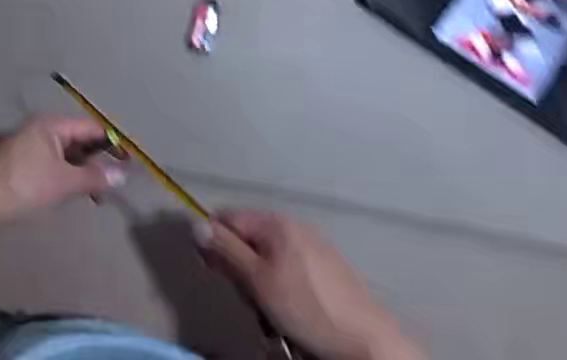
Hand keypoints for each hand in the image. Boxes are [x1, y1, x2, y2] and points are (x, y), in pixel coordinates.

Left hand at [0, 115, 126, 230]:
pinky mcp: (23, 163)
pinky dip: (69, 176)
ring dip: (84, 171)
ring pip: (67, 154)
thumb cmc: (24, 185)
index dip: (113, 142)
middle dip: (99, 159)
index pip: (90, 127)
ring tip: (96, 196)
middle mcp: (41, 129)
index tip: (132, 163)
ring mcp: (30, 145)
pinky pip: (55, 163)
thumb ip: (95, 177)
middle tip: (115, 185)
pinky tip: (73, 194)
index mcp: (51, 125)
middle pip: (79, 138)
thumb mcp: (64, 182)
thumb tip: (123, 174)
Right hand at [197, 210, 423, 359]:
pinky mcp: (331, 271)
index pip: (226, 218)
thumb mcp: (257, 282)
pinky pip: (291, 270)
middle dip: (242, 268)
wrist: (372, 347)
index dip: (214, 242)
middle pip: (248, 238)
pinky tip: (294, 313)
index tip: (215, 272)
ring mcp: (315, 247)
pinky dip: (284, 288)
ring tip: (273, 312)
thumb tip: (195, 224)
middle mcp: (293, 226)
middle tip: (250, 298)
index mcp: (274, 222)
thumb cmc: (307, 309)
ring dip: (262, 282)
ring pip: (269, 257)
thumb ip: (225, 250)